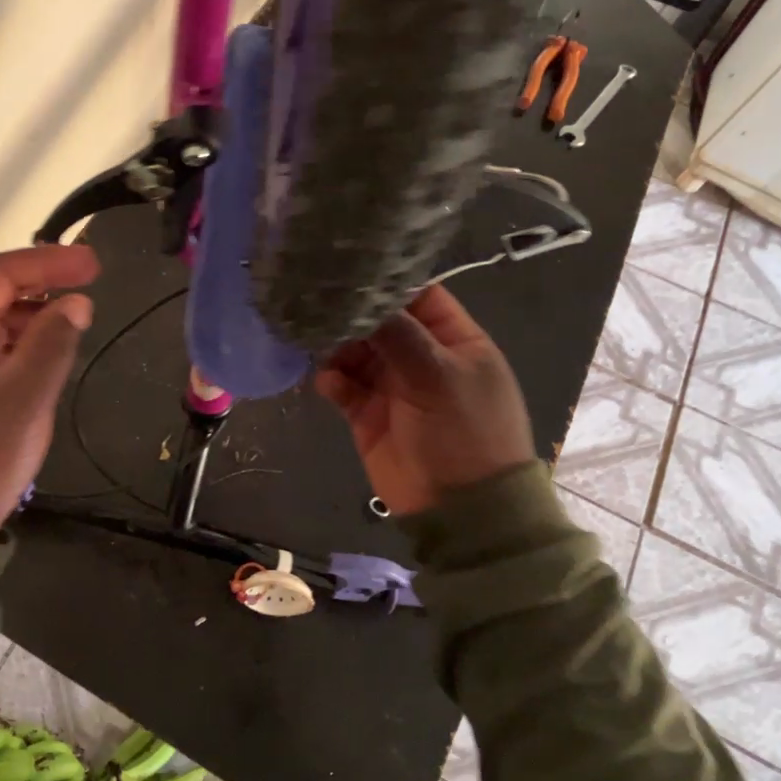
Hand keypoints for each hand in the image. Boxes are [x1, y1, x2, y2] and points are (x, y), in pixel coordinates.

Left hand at [0, 245, 100, 534]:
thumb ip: (53, 343)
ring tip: (78, 314)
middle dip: (44, 279)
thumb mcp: (25, 396)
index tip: (93, 263)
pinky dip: (28, 337)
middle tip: (92, 278)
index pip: (0, 273)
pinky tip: (53, 347)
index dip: (48, 261)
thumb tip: (77, 302)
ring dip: (38, 309)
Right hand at [314, 285, 534, 516]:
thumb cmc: (463, 433)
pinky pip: (343, 386)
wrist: (459, 508)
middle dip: (352, 316)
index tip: (348, 272)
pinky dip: (332, 381)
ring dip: (336, 347)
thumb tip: (361, 296)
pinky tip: (327, 383)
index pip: (419, 296)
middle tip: (319, 308)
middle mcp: (422, 357)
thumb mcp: (438, 376)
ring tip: (317, 345)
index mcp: (455, 341)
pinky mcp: (368, 415)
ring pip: (356, 352)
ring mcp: (393, 386)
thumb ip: (399, 334)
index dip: (386, 284)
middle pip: (380, 322)